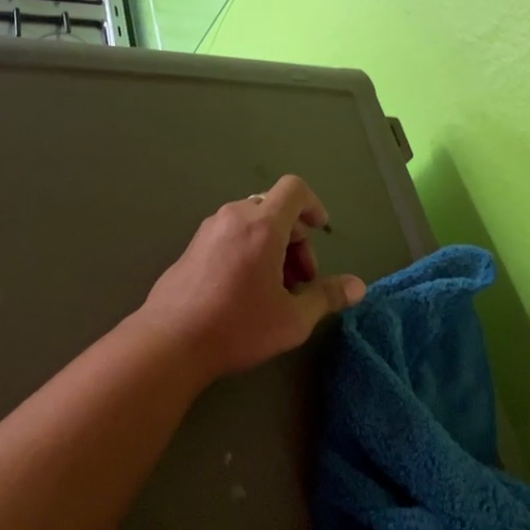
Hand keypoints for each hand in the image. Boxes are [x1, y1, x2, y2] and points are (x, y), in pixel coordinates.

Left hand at [134, 175, 366, 382]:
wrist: (171, 340)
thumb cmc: (238, 326)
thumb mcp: (292, 319)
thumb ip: (327, 297)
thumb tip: (359, 286)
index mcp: (262, 225)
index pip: (294, 189)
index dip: (314, 205)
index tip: (322, 233)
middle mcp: (235, 216)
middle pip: (275, 208)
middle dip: (297, 239)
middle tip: (302, 281)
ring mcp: (210, 228)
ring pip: (253, 221)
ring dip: (274, 245)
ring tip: (277, 289)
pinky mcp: (193, 245)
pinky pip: (232, 233)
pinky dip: (250, 248)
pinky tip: (247, 289)